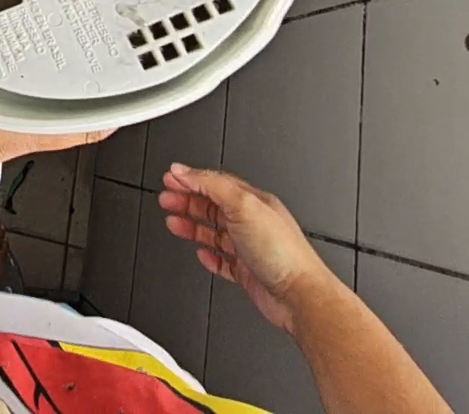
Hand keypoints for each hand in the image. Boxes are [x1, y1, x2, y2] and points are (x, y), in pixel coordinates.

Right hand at [158, 165, 340, 333]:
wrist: (301, 298)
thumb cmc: (282, 253)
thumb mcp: (242, 204)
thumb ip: (210, 184)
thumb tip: (183, 170)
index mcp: (253, 201)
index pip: (215, 183)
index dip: (190, 179)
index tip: (169, 178)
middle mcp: (252, 223)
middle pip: (212, 205)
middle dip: (186, 200)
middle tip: (166, 198)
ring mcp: (250, 248)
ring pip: (214, 232)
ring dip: (191, 225)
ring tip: (173, 222)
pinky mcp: (248, 272)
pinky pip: (223, 260)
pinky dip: (209, 255)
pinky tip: (201, 253)